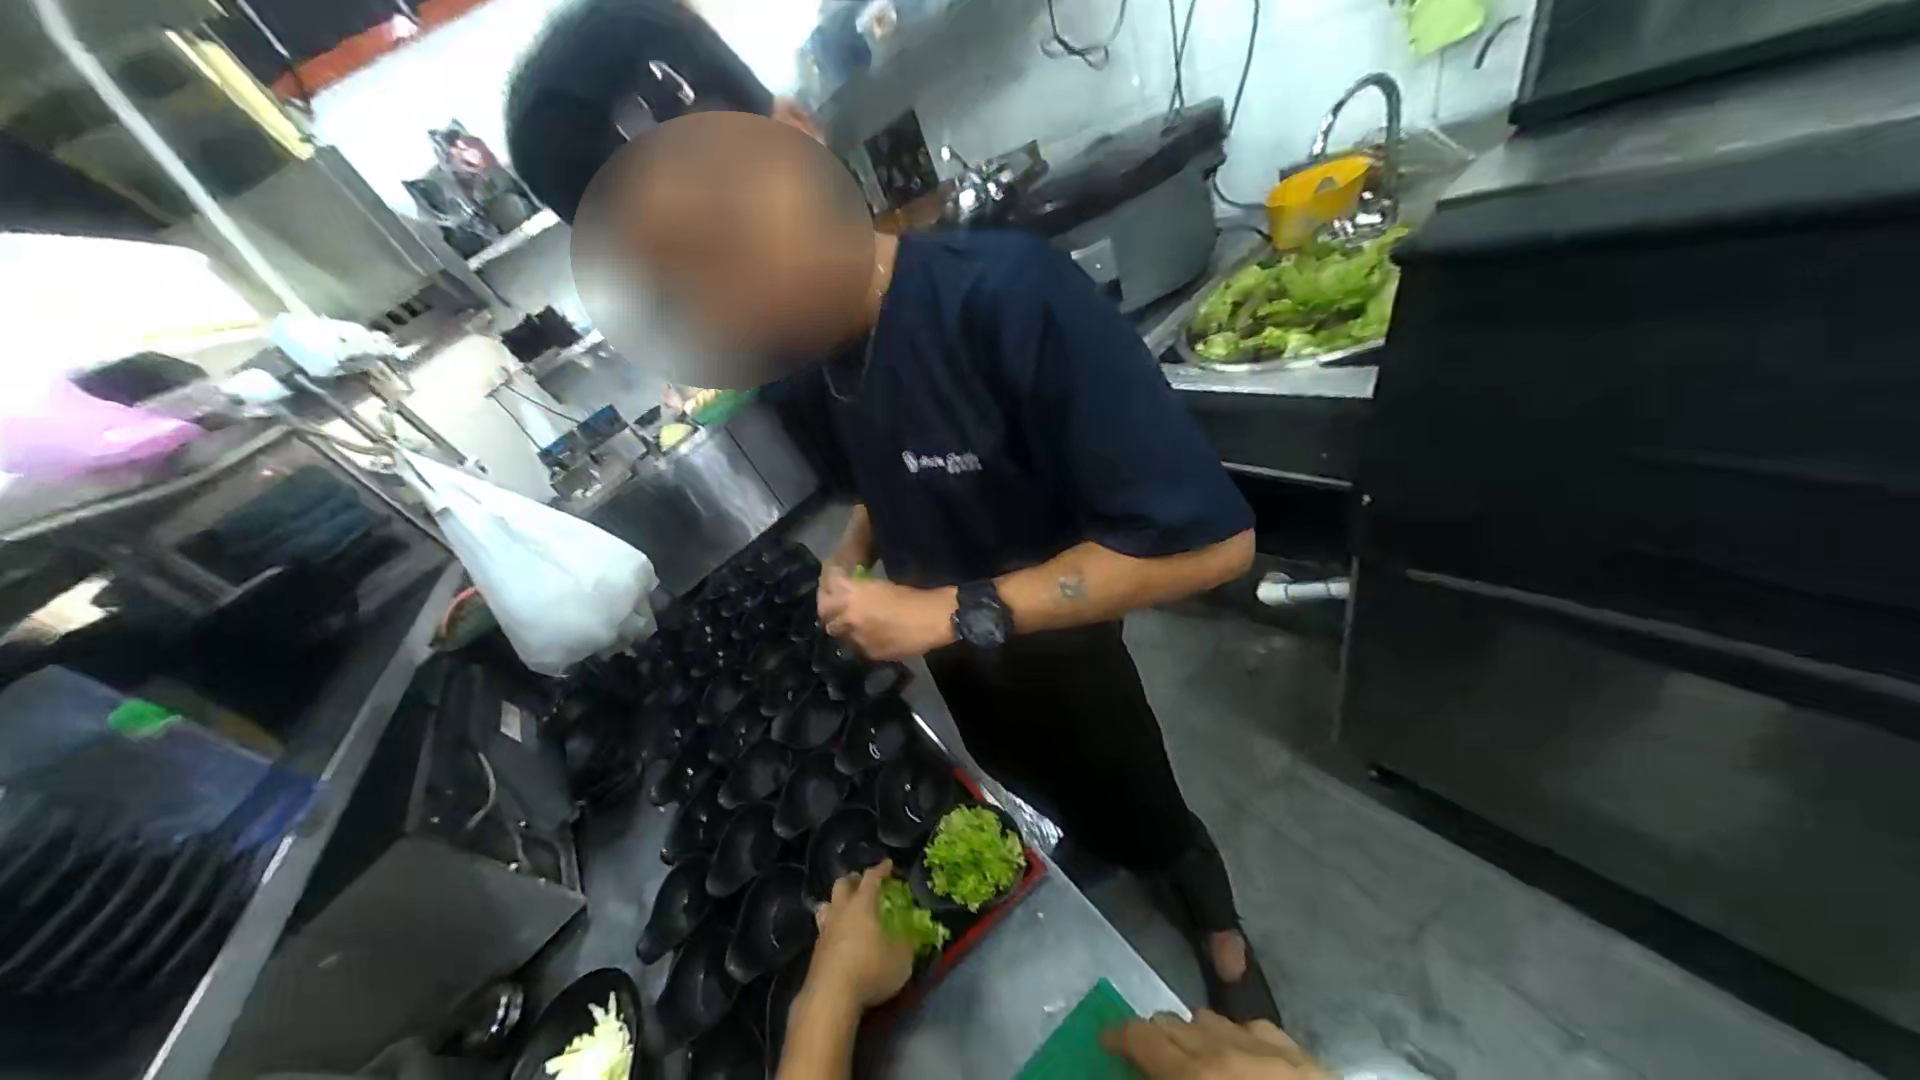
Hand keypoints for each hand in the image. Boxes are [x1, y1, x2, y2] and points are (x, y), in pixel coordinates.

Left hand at [806, 862, 914, 1007]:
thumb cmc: (870, 969)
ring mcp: (824, 931)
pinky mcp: (815, 952)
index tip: (888, 864)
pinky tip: (838, 939)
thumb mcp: (900, 960)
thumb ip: (907, 946)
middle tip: (863, 884)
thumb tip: (911, 939)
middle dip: (853, 881)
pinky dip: (831, 928)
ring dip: (836, 903)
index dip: (881, 869)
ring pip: (827, 906)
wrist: (830, 998)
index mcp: (862, 904)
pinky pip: (823, 930)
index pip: (871, 877)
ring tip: (845, 908)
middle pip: (842, 884)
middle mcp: (841, 911)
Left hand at [817, 567, 955, 660]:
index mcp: (851, 594)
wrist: (935, 620)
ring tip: (854, 621)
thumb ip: (859, 590)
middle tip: (839, 604)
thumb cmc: (914, 594)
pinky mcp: (870, 654)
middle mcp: (848, 617)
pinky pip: (857, 646)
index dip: (828, 583)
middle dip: (830, 609)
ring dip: (843, 626)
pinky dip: (860, 640)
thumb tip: (850, 594)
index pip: (828, 586)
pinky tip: (872, 635)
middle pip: (825, 613)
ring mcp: (857, 638)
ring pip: (839, 633)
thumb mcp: (881, 585)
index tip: (833, 580)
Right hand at [1105, 1010, 1330, 1079]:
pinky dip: (1238, 1043)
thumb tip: (1149, 1075)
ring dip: (1195, 1039)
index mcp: (1199, 1076)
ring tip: (1198, 1070)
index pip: (1143, 1038)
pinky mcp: (1304, 1055)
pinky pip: (1254, 1030)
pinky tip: (1249, 1069)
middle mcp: (1226, 1047)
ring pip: (1211, 1019)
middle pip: (1173, 1022)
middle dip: (1155, 1041)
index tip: (1105, 1046)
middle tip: (1150, 1069)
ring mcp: (1268, 1047)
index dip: (1118, 1037)